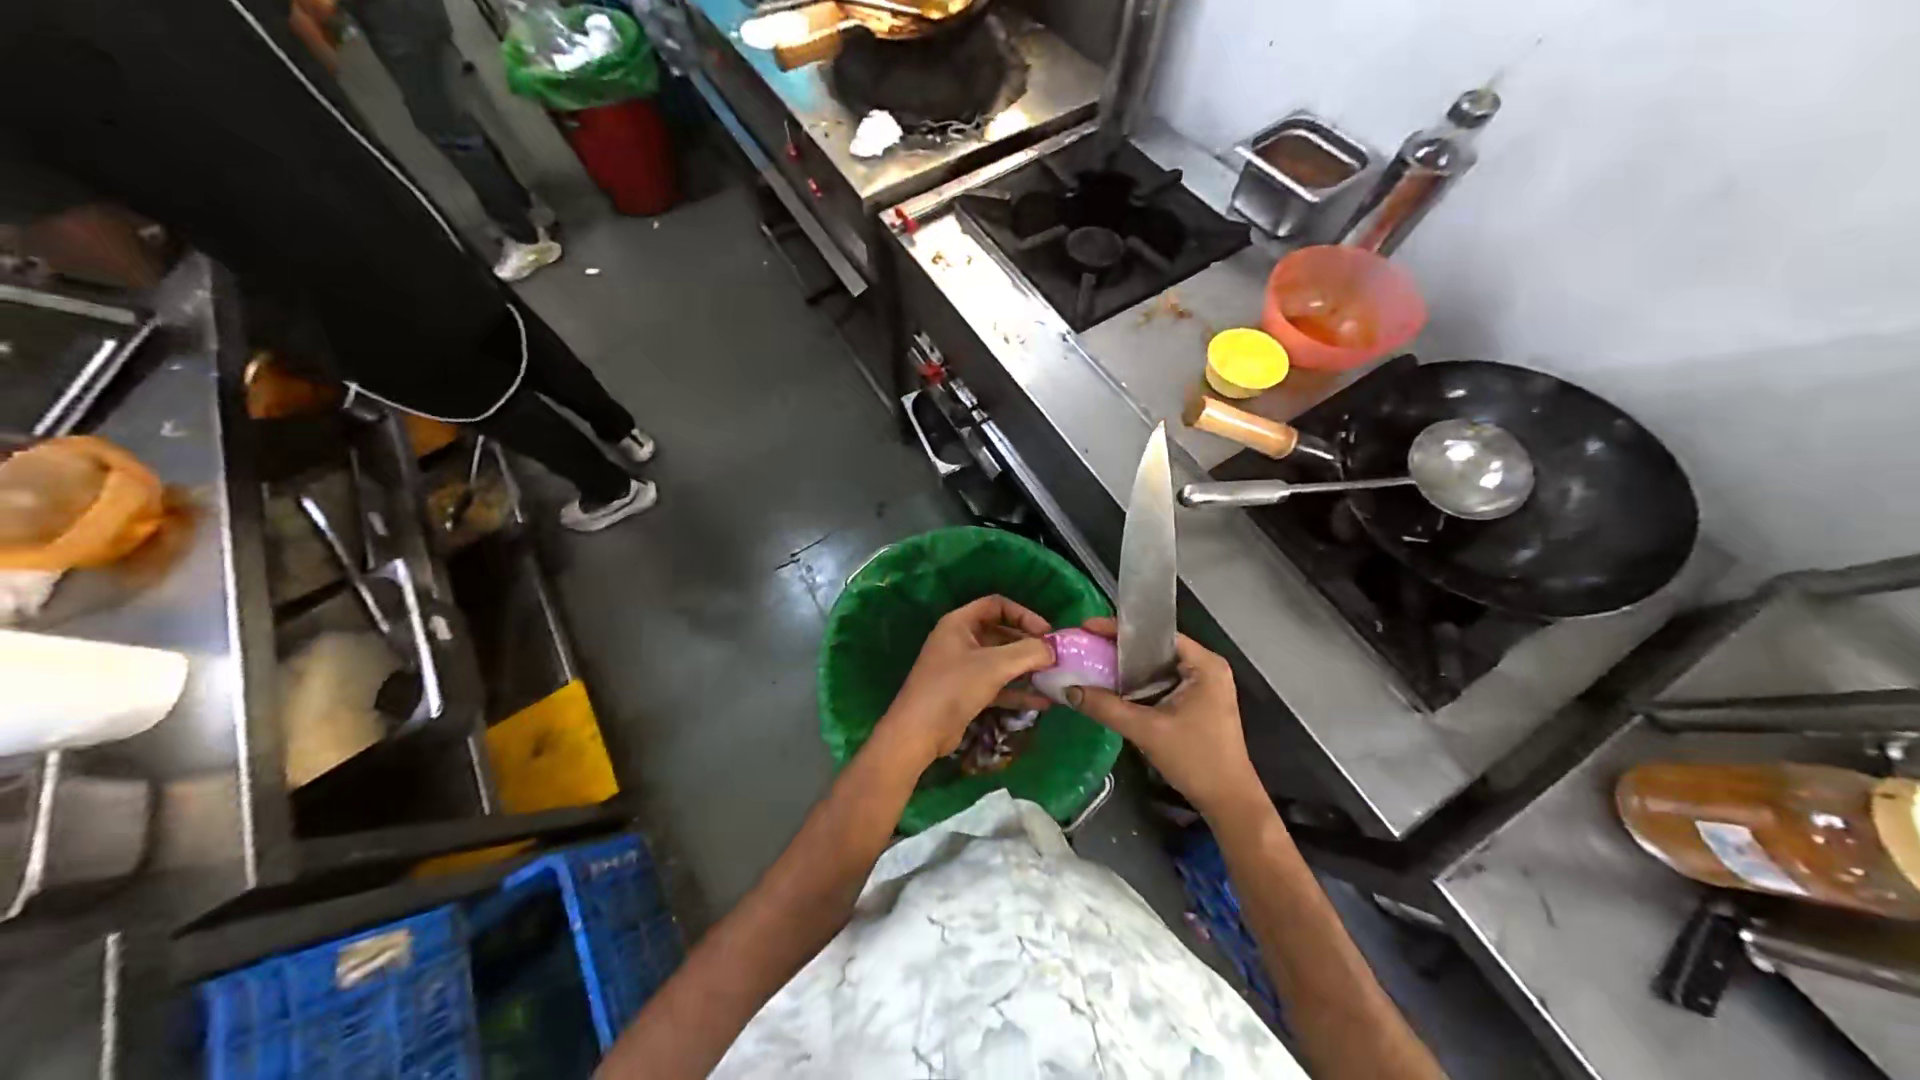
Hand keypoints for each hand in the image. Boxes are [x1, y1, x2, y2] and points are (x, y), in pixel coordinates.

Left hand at [875, 595, 1055, 767]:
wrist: (918, 732)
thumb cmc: (954, 687)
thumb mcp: (995, 665)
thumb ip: (1029, 652)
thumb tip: (1054, 648)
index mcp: (959, 623)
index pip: (997, 605)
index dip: (1023, 614)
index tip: (1046, 632)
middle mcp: (960, 640)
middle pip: (1001, 633)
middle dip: (1028, 644)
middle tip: (1054, 657)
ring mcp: (962, 667)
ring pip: (1000, 661)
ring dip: (1026, 668)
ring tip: (1054, 678)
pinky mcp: (966, 692)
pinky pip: (997, 684)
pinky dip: (1017, 691)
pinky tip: (1042, 702)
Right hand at [1067, 618, 1264, 817]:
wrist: (1228, 801)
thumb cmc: (1196, 759)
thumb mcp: (1146, 730)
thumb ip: (1106, 708)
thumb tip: (1068, 690)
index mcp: (1204, 664)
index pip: (1157, 634)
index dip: (1120, 630)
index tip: (1088, 628)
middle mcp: (1207, 668)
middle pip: (1156, 649)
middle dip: (1120, 648)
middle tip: (1086, 646)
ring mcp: (1205, 686)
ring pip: (1158, 667)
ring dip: (1128, 668)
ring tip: (1093, 663)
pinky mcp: (1199, 703)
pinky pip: (1163, 683)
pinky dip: (1140, 684)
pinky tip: (1114, 689)